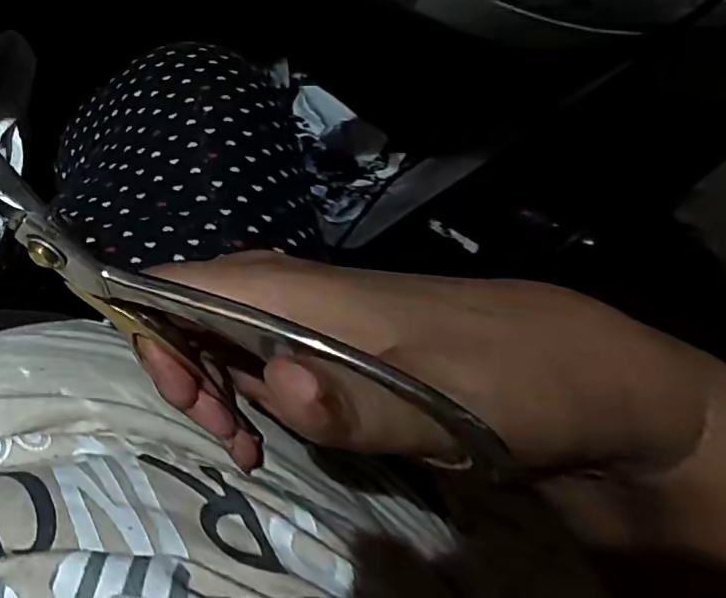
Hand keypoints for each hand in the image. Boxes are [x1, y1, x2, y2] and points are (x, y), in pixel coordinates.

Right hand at [139, 253, 717, 482]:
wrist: (574, 368)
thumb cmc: (500, 375)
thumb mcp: (436, 402)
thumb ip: (354, 404)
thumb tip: (273, 385)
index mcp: (285, 288)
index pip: (175, 282)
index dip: (151, 327)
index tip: (183, 397)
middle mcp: (277, 290)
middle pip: (182, 309)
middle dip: (177, 368)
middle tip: (222, 432)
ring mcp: (296, 315)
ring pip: (210, 334)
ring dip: (206, 387)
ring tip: (241, 443)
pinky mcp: (317, 342)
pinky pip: (248, 356)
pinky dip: (237, 393)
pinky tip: (262, 433)